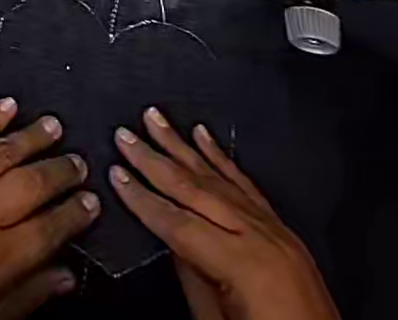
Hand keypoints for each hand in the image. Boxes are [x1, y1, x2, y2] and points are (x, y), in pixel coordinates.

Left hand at [0, 98, 100, 319]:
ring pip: (2, 151)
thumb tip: (66, 276)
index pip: (48, 230)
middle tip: (79, 162)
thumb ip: (24, 296)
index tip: (91, 200)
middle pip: (31, 184)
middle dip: (60, 171)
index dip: (74, 214)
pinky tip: (8, 105)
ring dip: (33, 137)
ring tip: (55, 126)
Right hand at [109, 108, 338, 319]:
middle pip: (194, 188)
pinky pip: (245, 184)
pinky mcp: (282, 229)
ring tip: (154, 118)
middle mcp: (258, 237)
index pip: (177, 223)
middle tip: (124, 134)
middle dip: (154, 160)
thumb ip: (192, 278)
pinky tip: (202, 134)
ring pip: (217, 176)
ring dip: (180, 145)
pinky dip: (220, 157)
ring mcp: (273, 229)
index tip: (115, 172)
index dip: (142, 198)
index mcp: (242, 265)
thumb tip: (169, 236)